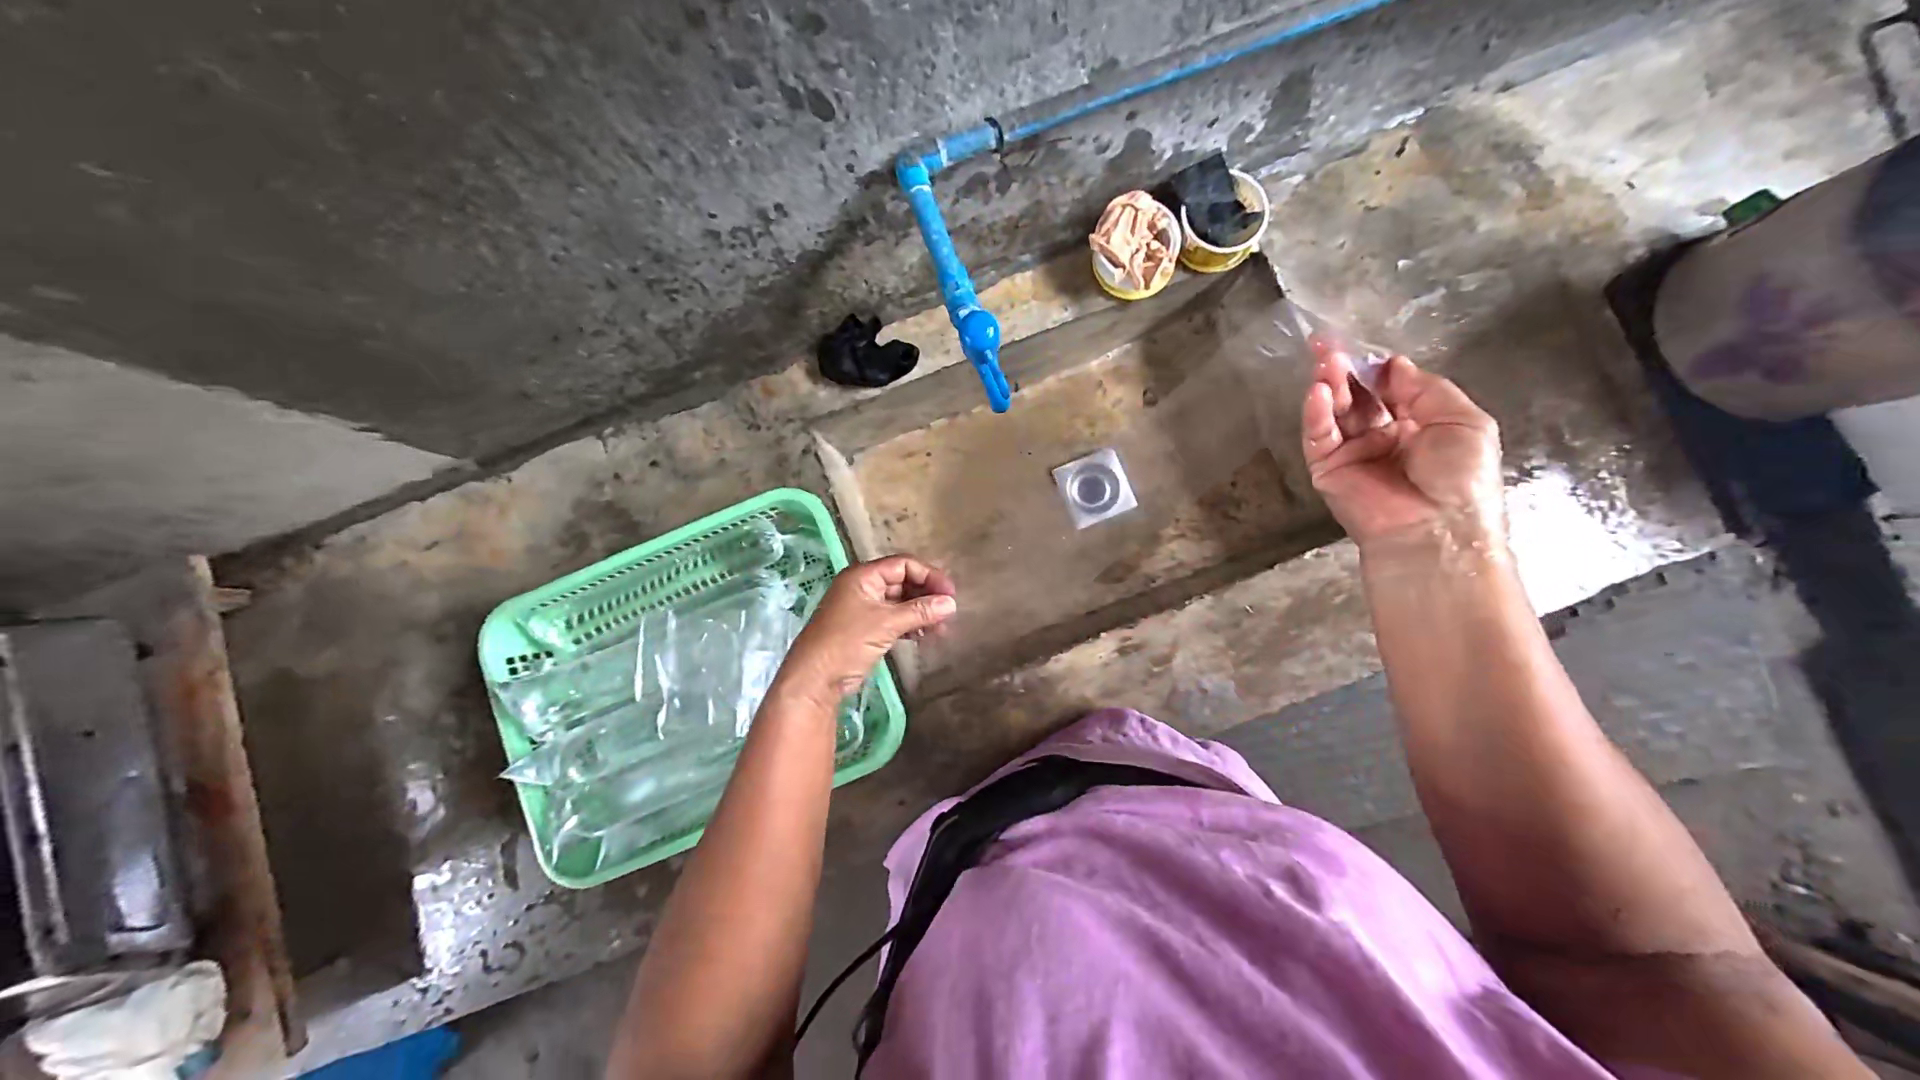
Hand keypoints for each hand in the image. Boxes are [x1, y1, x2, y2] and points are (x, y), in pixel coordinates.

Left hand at [771, 555, 956, 709]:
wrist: (815, 679)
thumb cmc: (847, 642)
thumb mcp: (886, 623)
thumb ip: (920, 611)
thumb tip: (951, 604)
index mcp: (863, 576)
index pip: (903, 565)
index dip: (929, 575)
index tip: (950, 593)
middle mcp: (862, 587)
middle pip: (902, 582)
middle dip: (926, 595)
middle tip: (949, 611)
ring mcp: (863, 608)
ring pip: (900, 602)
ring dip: (921, 612)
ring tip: (942, 628)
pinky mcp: (865, 629)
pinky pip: (894, 619)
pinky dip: (910, 624)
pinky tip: (926, 635)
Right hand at [1299, 340, 1504, 550]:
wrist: (1436, 528)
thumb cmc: (1461, 476)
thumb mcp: (1462, 420)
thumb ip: (1425, 388)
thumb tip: (1393, 364)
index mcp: (1417, 426)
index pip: (1389, 389)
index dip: (1375, 366)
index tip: (1361, 345)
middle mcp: (1382, 437)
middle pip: (1357, 396)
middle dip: (1344, 370)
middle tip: (1326, 345)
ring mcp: (1352, 454)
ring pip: (1335, 412)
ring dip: (1328, 385)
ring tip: (1325, 362)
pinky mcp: (1326, 470)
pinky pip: (1318, 436)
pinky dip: (1315, 413)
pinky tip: (1318, 392)